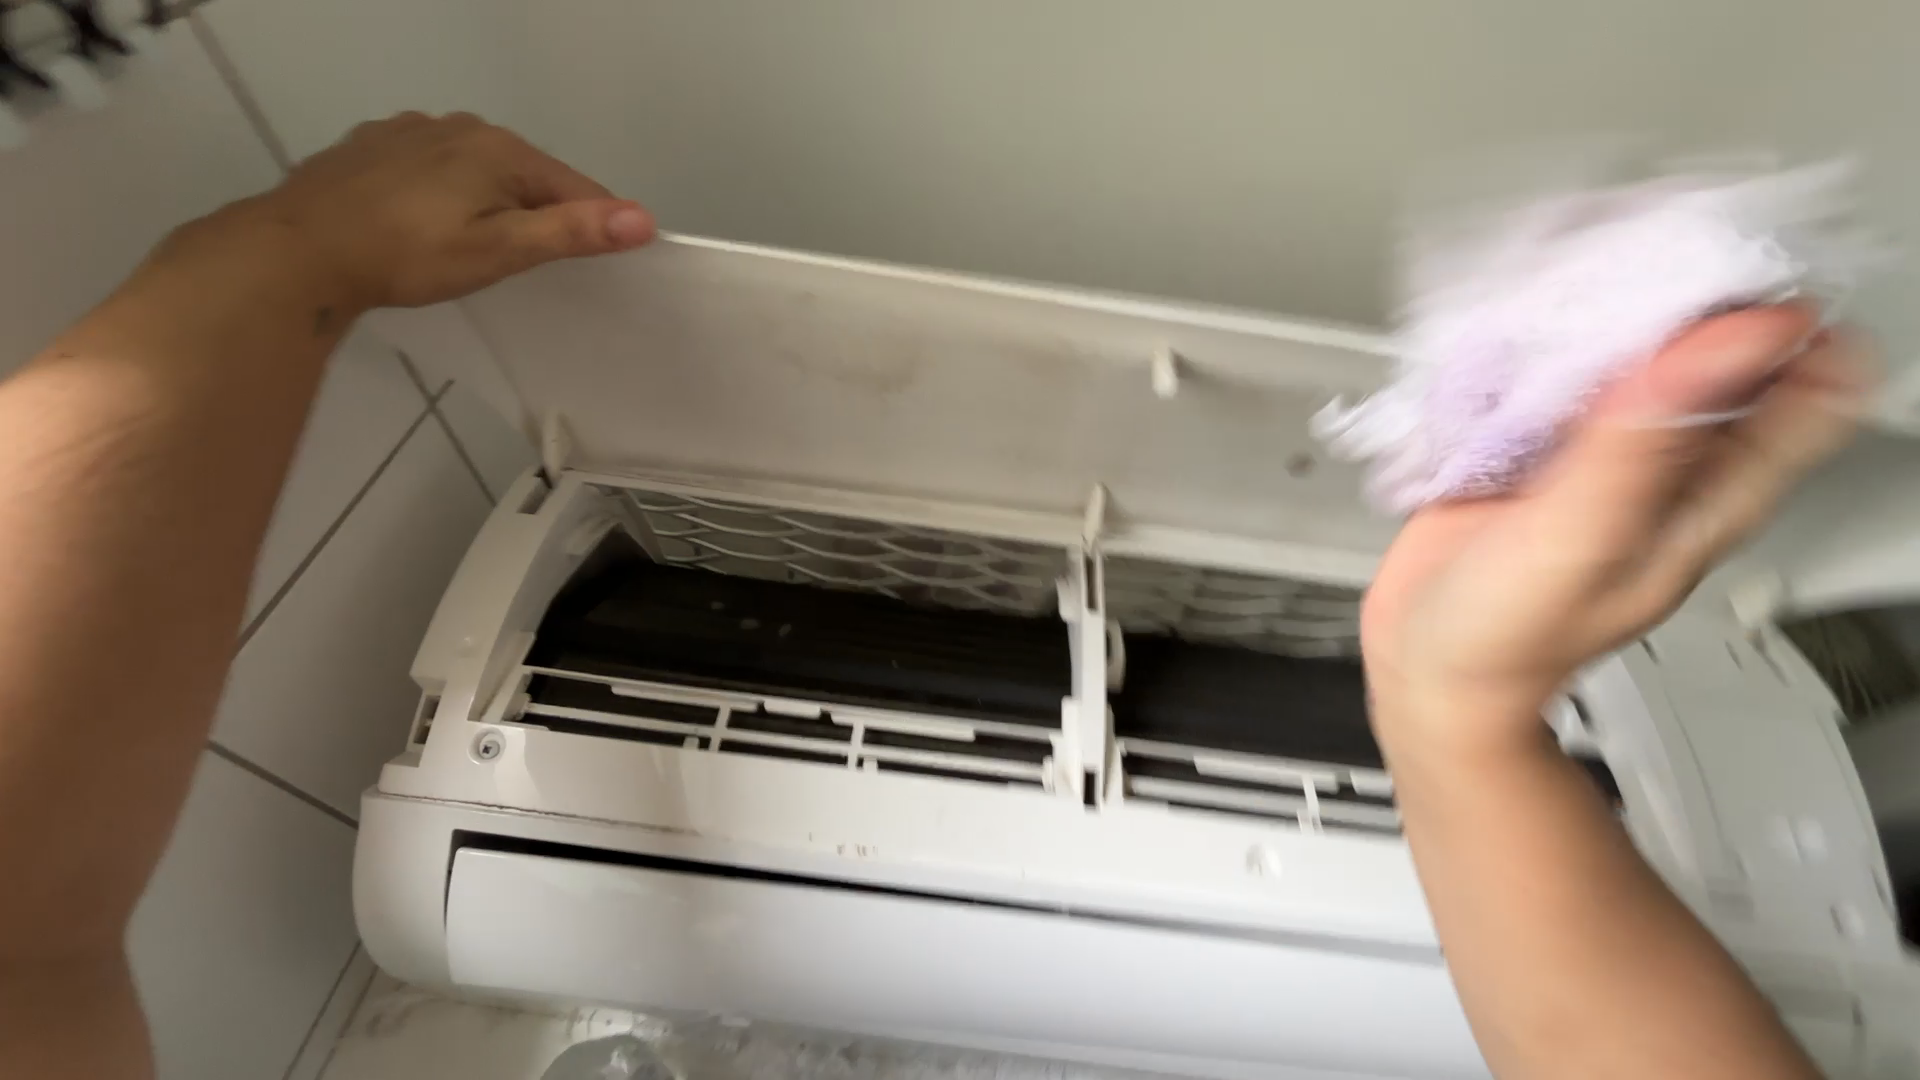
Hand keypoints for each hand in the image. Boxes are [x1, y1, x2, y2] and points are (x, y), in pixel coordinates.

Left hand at [166, 111, 654, 314]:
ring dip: (501, 203)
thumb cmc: (411, 254)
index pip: (577, 187)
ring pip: (485, 171)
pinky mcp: (378, 147)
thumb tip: (644, 219)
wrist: (300, 250)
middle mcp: (460, 127)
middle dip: (547, 214)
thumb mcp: (503, 250)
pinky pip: (442, 169)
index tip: (605, 264)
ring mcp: (413, 132)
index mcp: (499, 149)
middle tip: (539, 264)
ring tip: (488, 247)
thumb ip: (573, 231)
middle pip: (531, 176)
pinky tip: (438, 223)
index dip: (599, 225)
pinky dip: (456, 193)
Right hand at [1361, 306, 1871, 749]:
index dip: (1779, 321)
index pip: (1807, 381)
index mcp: (1708, 490)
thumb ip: (1646, 443)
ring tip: (1539, 318)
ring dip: (1576, 333)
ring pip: (1605, 365)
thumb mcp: (1581, 539)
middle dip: (1662, 311)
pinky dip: (1509, 364)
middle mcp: (1651, 465)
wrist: (1422, 664)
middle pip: (1697, 356)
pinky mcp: (1506, 457)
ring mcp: (1575, 458)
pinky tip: (1484, 362)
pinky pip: (1524, 389)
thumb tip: (1737, 337)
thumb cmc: (1507, 634)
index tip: (1714, 284)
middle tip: (1608, 288)